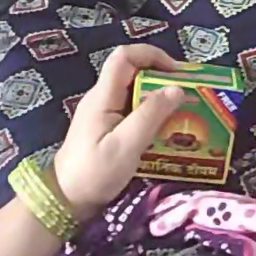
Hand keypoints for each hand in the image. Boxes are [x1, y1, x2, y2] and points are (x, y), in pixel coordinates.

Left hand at [52, 44, 188, 216]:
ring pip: (135, 90)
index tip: (178, 73)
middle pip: (133, 71)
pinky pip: (133, 108)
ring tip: (183, 111)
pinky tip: (166, 128)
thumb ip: (151, 115)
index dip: (153, 56)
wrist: (66, 199)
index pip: (125, 56)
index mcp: (103, 96)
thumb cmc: (94, 173)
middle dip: (162, 77)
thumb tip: (177, 89)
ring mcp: (103, 111)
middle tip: (188, 94)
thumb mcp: (126, 146)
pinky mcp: (107, 126)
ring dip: (159, 96)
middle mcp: (102, 97)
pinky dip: (152, 112)